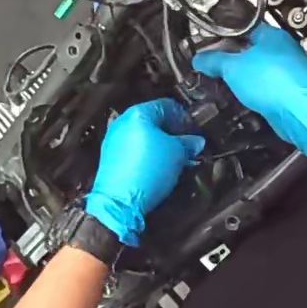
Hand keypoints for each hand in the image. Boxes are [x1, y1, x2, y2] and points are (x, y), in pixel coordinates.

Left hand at [84, 98, 204, 244]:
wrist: (119, 202)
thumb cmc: (150, 170)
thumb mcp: (177, 154)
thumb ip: (188, 143)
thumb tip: (196, 141)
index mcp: (138, 113)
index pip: (167, 106)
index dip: (184, 117)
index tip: (195, 132)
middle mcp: (122, 121)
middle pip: (154, 120)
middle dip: (173, 132)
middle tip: (187, 145)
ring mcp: (113, 139)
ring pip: (144, 135)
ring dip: (161, 144)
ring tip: (175, 158)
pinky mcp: (110, 157)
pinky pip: (134, 148)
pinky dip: (148, 153)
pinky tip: (157, 167)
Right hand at [192, 23, 306, 203]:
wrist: (300, 113)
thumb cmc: (276, 83)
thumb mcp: (233, 67)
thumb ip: (214, 61)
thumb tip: (201, 59)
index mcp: (271, 35)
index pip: (242, 28)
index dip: (223, 37)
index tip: (208, 47)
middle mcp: (282, 50)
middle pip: (249, 50)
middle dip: (230, 60)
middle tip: (213, 67)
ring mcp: (286, 71)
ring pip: (257, 70)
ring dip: (241, 77)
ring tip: (225, 83)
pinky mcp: (287, 91)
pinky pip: (264, 87)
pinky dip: (253, 91)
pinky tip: (243, 98)